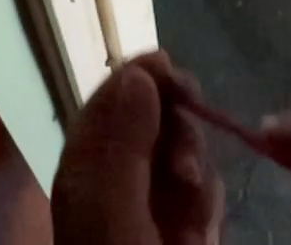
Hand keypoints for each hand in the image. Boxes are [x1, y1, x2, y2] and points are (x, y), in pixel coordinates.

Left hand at [52, 52, 224, 243]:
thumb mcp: (113, 210)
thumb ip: (123, 145)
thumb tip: (137, 72)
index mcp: (85, 168)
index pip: (108, 102)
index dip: (135, 75)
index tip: (166, 62)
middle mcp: (114, 178)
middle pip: (152, 122)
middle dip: (177, 134)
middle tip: (187, 169)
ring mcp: (148, 202)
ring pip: (181, 154)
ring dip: (196, 176)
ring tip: (193, 223)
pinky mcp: (177, 226)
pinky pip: (200, 194)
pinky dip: (205, 207)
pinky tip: (202, 234)